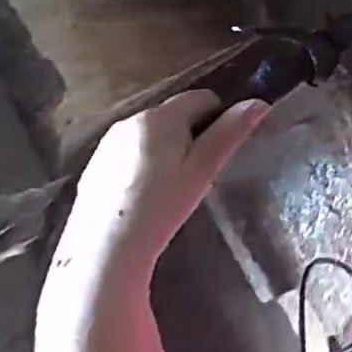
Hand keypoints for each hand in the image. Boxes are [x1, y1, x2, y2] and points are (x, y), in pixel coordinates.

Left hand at [53, 91, 268, 281]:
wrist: (102, 254)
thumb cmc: (161, 206)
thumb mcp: (204, 169)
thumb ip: (231, 132)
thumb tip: (258, 103)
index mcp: (159, 116)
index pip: (203, 98)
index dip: (219, 119)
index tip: (216, 152)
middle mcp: (130, 120)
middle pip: (176, 114)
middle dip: (192, 134)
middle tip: (196, 172)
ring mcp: (107, 145)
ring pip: (153, 134)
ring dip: (167, 148)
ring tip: (170, 187)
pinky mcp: (92, 168)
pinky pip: (129, 152)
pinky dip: (142, 164)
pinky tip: (142, 197)